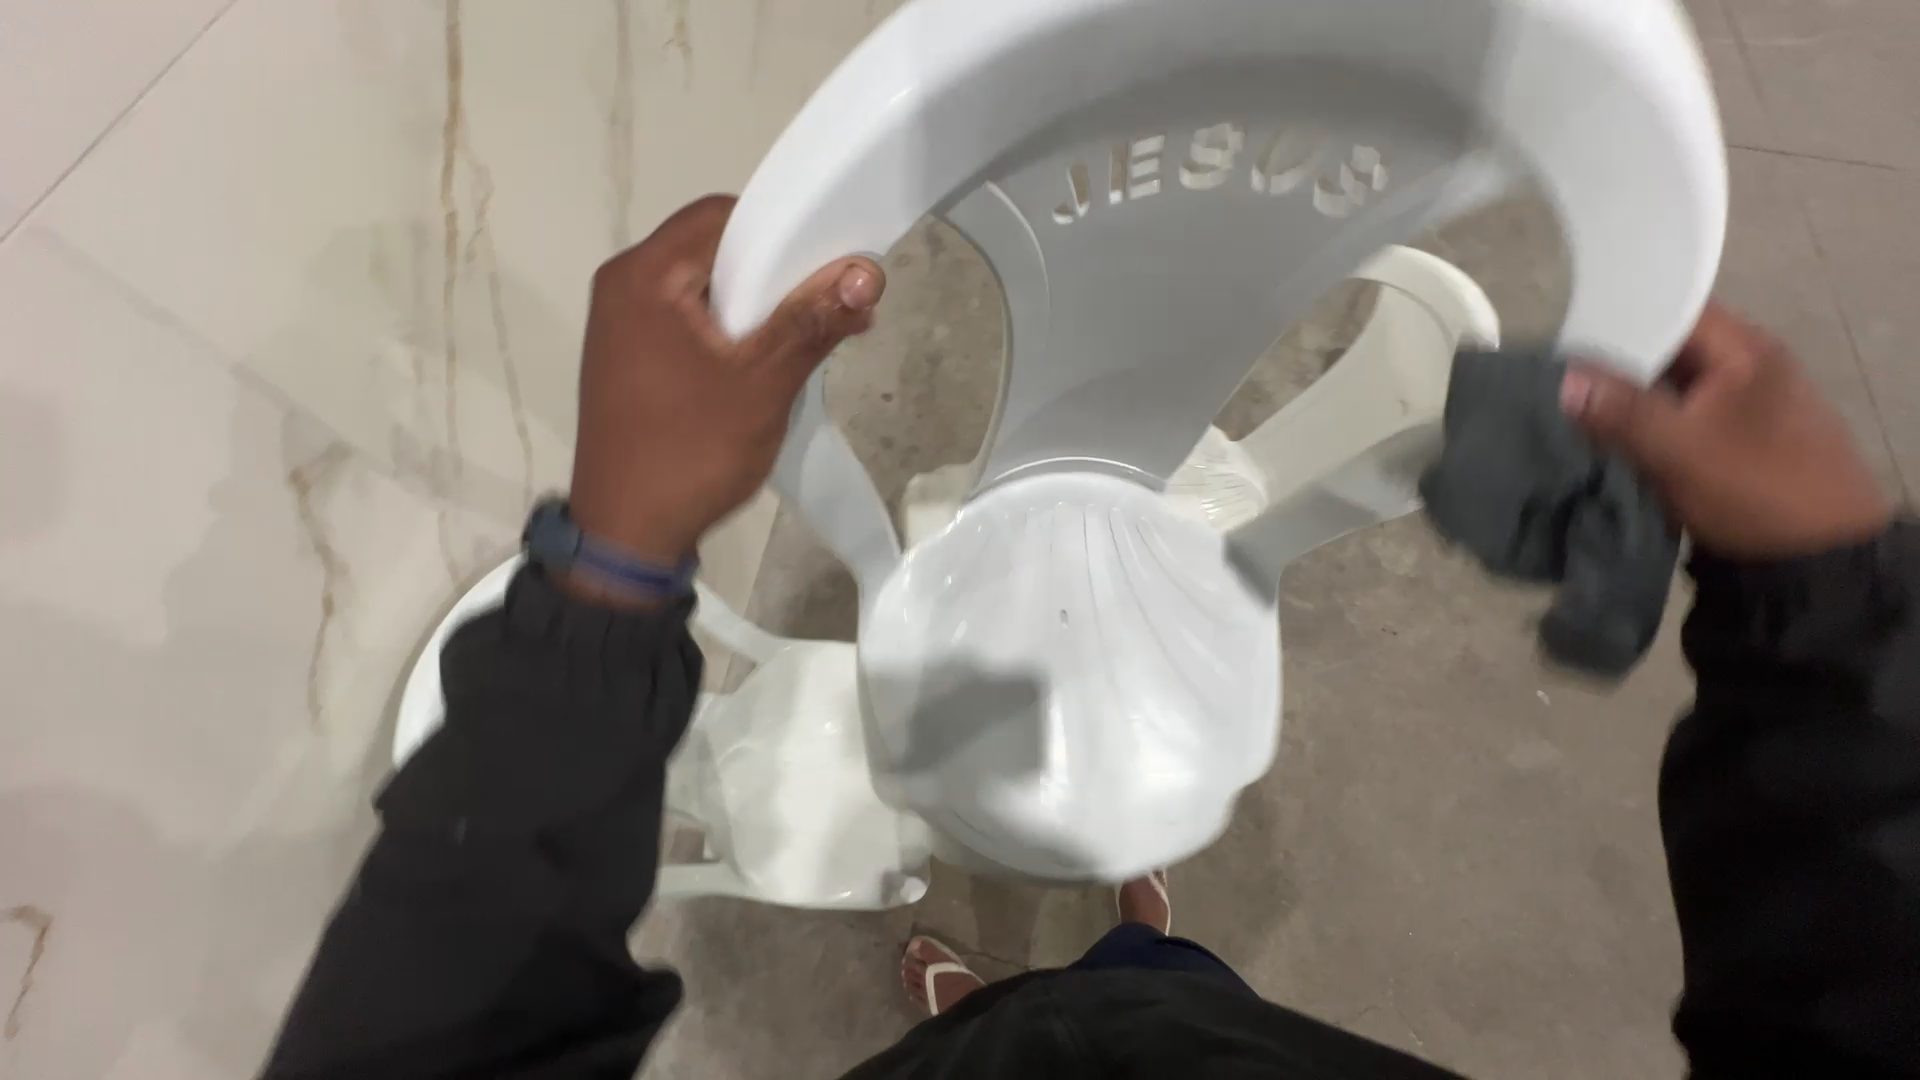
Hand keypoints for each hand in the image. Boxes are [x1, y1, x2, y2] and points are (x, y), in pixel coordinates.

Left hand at [567, 195, 884, 597]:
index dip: (784, 231)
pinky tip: (769, 365)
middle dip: (778, 275)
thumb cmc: (692, 453)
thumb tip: (869, 271)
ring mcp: (624, 325)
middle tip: (832, 308)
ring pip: (707, 290)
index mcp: (644, 276)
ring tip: (810, 340)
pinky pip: (692, 324)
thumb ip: (814, 321)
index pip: (723, 216)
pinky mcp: (633, 359)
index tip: (831, 266)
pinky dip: (735, 334)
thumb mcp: (763, 385)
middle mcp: (625, 286)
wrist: (628, 535)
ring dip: (760, 309)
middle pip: (714, 251)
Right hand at [1559, 302, 1891, 559]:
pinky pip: (1656, 417)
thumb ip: (1623, 410)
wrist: (1807, 559)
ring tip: (1556, 403)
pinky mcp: (1711, 438)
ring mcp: (1725, 405)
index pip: (1673, 311)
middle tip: (1548, 375)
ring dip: (1611, 397)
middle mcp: (1737, 369)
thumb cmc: (1756, 489)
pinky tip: (1588, 434)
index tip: (1563, 334)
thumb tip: (1563, 378)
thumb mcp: (1683, 448)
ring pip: (1653, 386)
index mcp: (1745, 353)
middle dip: (1605, 363)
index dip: (1619, 315)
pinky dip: (1623, 423)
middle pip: (1658, 349)